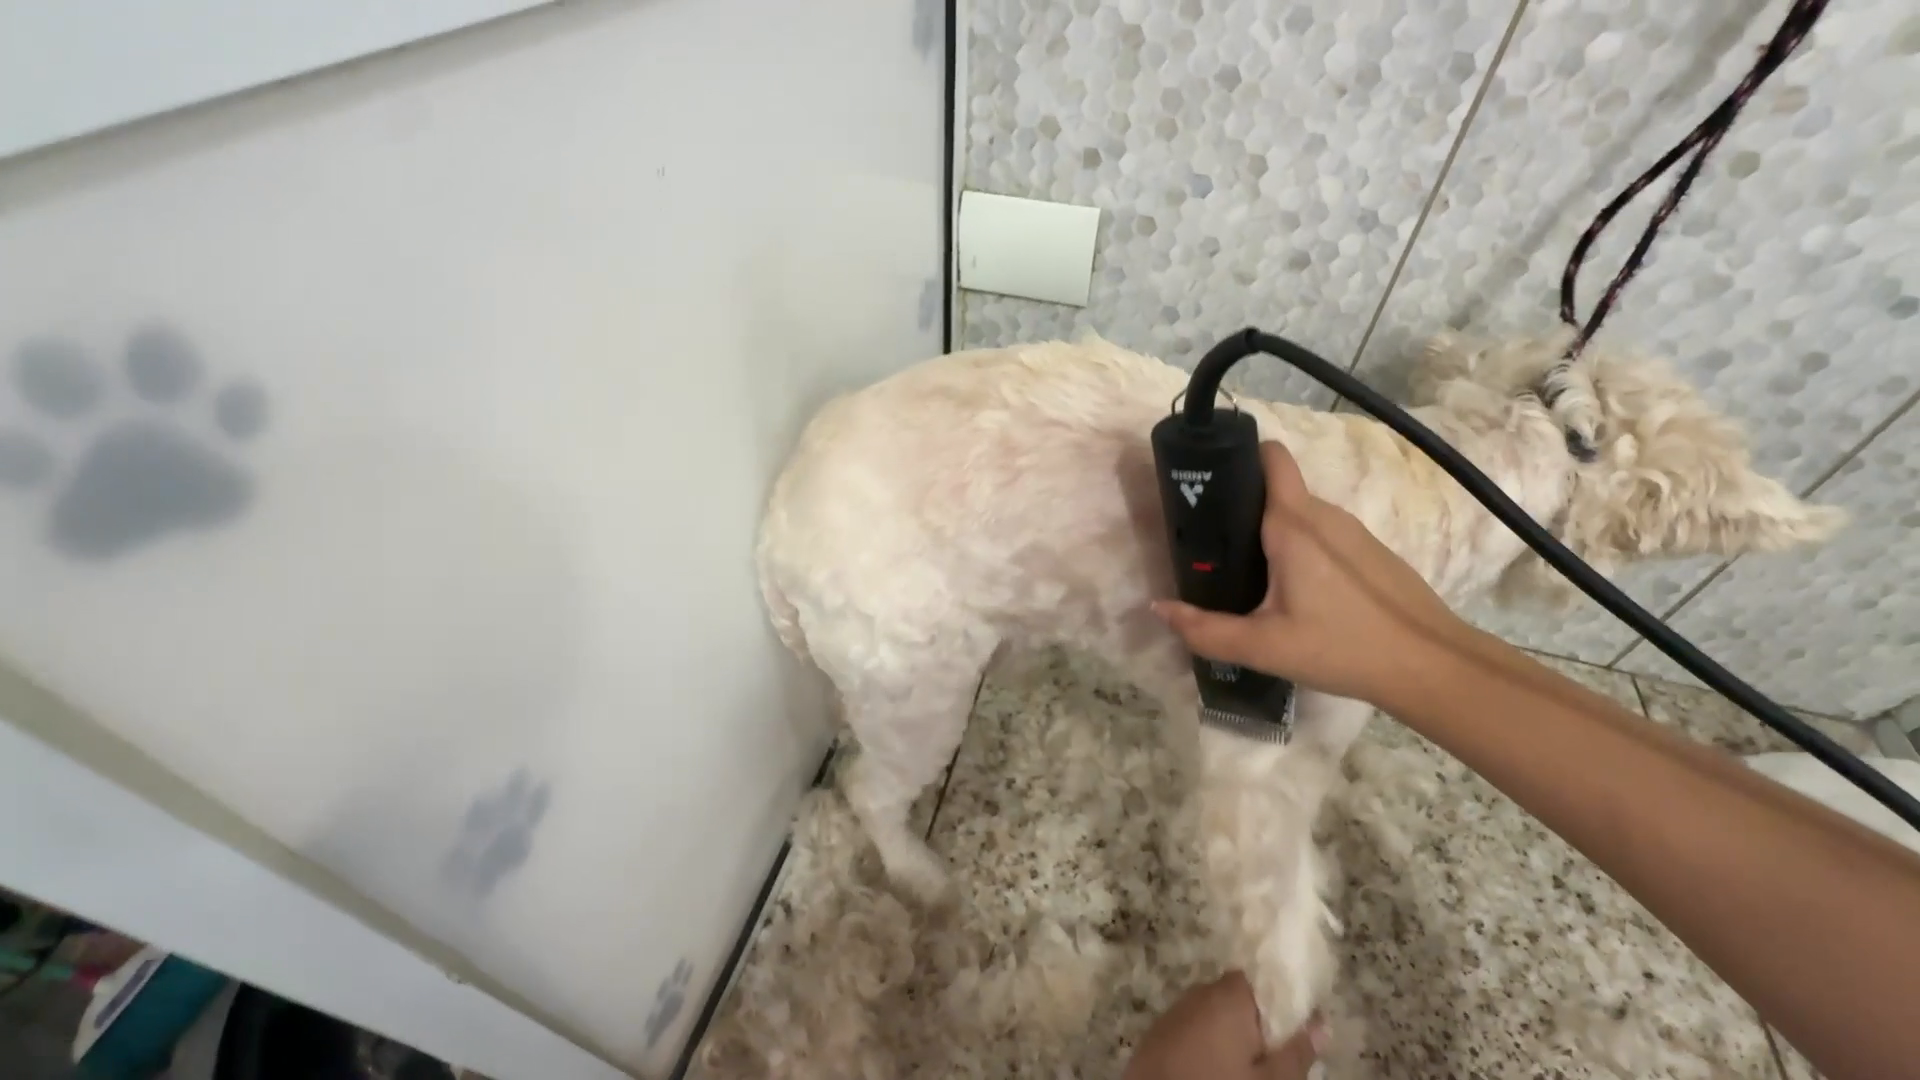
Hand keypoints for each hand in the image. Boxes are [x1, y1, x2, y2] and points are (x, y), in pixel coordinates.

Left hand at [1122, 971, 1326, 1079]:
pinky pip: (1195, 1029)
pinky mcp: (1159, 1033)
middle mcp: (1200, 993)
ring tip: (1249, 1067)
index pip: (1262, 978)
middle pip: (1240, 998)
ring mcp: (1176, 1012)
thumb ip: (1297, 1052)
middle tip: (1278, 1056)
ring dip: (1233, 1035)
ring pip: (1216, 1015)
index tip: (1301, 1020)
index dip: (1283, 997)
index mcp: (1229, 997)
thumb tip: (1322, 1022)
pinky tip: (1216, 1068)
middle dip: (1260, 1022)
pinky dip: (1210, 1043)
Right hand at [1152, 440, 1469, 706]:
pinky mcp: (1370, 552)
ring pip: (1299, 517)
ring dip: (1269, 535)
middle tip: (1213, 549)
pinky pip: (1322, 536)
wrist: (1430, 666)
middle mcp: (1324, 515)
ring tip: (1246, 575)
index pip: (1270, 457)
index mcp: (1294, 524)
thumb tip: (1159, 609)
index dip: (1238, 457)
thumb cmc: (1342, 647)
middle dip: (1241, 509)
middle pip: (1275, 491)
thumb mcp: (1264, 647)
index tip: (1208, 482)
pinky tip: (1293, 594)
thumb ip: (1205, 630)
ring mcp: (1353, 532)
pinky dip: (1298, 551)